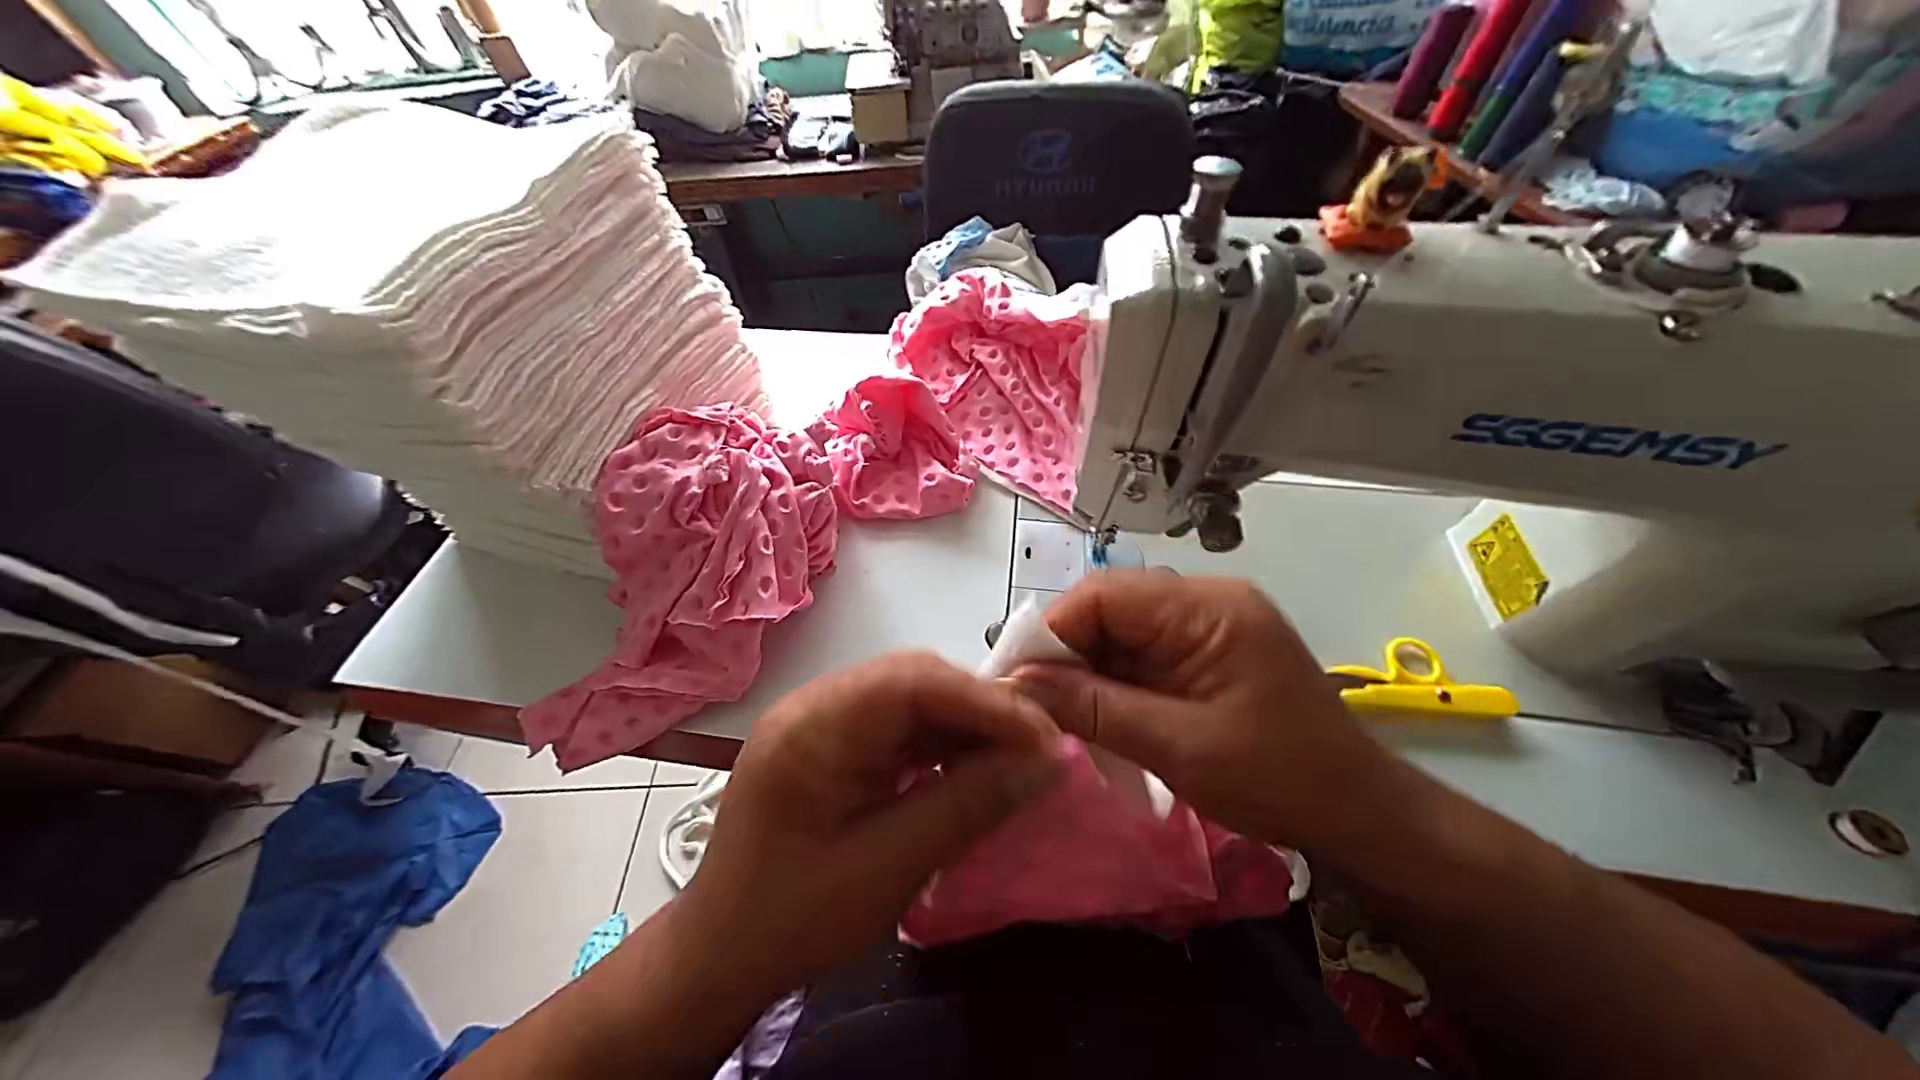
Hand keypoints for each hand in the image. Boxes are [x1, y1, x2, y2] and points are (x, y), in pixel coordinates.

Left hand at [676, 651, 1063, 993]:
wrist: (718, 955)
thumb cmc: (793, 919)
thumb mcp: (887, 868)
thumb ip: (967, 806)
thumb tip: (1045, 762)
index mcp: (813, 726)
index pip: (912, 681)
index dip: (986, 701)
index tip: (1043, 739)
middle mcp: (813, 705)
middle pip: (912, 678)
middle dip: (979, 707)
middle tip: (1034, 749)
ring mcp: (819, 719)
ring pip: (908, 696)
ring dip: (962, 723)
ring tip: (1009, 758)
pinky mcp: (828, 741)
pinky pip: (893, 722)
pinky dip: (937, 741)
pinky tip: (965, 767)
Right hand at [1012, 571, 1413, 852]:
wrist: (1359, 812)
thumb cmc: (1278, 779)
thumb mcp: (1177, 747)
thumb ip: (1094, 708)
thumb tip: (1019, 684)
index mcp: (1208, 609)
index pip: (1105, 594)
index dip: (1054, 631)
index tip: (1019, 680)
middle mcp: (1207, 600)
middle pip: (1110, 607)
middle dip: (1068, 652)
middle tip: (1036, 702)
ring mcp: (1210, 622)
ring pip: (1121, 630)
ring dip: (1089, 669)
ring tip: (1064, 714)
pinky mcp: (1208, 648)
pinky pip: (1144, 650)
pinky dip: (1116, 680)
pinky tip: (1102, 713)